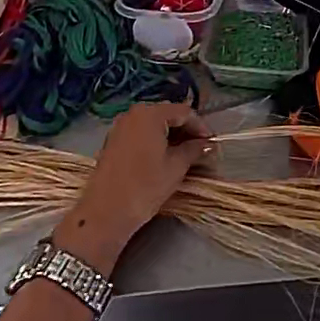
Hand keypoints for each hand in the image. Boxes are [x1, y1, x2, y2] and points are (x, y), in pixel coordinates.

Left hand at [52, 104, 212, 274]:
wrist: (106, 209)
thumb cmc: (145, 186)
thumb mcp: (176, 167)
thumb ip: (194, 150)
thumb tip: (208, 144)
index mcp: (149, 114)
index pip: (183, 111)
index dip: (201, 126)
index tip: (212, 143)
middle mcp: (133, 113)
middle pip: (167, 114)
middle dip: (186, 130)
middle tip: (202, 150)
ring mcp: (120, 125)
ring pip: (153, 124)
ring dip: (171, 136)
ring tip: (187, 155)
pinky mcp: (113, 140)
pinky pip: (140, 132)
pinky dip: (155, 140)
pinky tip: (165, 157)